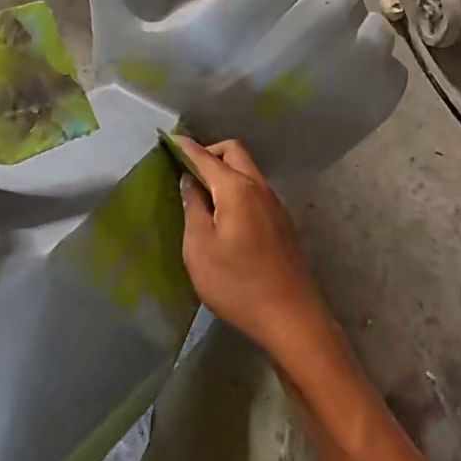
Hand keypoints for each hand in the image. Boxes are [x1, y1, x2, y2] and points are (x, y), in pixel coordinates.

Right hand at [177, 136, 335, 356]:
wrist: (292, 321)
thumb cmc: (237, 284)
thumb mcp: (200, 248)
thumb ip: (193, 208)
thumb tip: (189, 181)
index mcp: (237, 189)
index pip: (206, 157)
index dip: (185, 147)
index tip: (168, 140)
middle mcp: (260, 188)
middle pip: (234, 152)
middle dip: (209, 152)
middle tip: (187, 169)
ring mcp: (276, 206)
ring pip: (248, 171)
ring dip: (225, 171)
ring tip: (202, 193)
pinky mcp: (283, 224)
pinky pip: (256, 190)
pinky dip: (237, 188)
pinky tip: (226, 214)